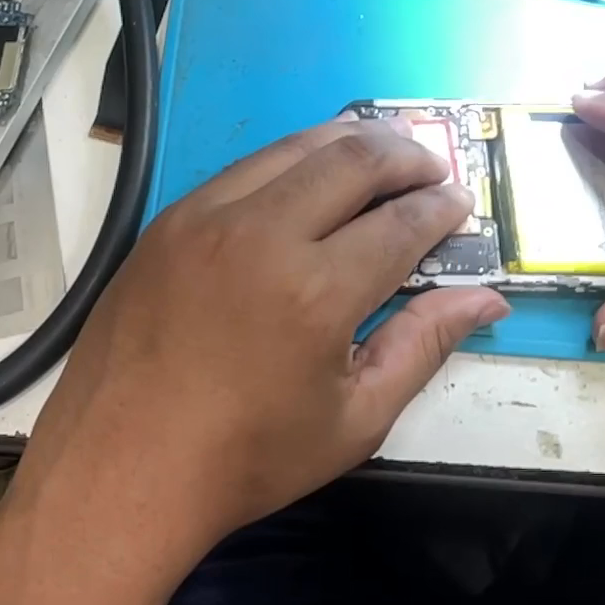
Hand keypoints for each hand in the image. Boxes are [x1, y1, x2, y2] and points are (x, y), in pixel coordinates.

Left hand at [12, 114, 507, 566]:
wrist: (119, 465)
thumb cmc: (243, 458)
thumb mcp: (352, 421)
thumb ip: (423, 347)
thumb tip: (485, 299)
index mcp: (316, 291)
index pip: (399, 225)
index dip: (440, 210)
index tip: (460, 204)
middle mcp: (262, 233)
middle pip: (352, 161)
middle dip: (406, 155)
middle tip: (432, 166)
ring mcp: (207, 216)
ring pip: (295, 147)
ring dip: (349, 140)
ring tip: (383, 148)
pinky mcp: (170, 217)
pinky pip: (244, 167)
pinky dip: (290, 157)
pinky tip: (307, 170)